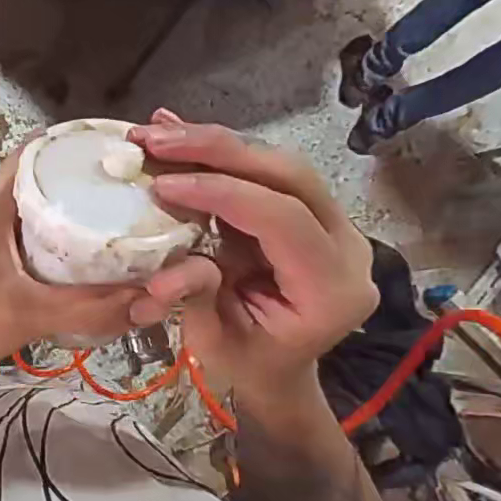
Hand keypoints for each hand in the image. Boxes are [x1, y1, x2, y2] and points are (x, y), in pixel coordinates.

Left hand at [0, 154, 141, 370]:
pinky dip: (63, 221)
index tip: (123, 148)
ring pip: (41, 195)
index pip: (37, 149)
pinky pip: (36, 219)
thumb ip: (91, 308)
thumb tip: (152, 297)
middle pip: (44, 169)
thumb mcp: (32, 314)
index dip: (78, 142)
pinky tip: (95, 237)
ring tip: (125, 200)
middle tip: (136, 178)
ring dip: (76, 196)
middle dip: (87, 170)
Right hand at [126, 110, 376, 412]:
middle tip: (155, 138)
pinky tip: (180, 133)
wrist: (277, 370)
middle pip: (289, 175)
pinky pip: (266, 173)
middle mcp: (345, 245)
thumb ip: (197, 301)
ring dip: (214, 144)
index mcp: (330, 287)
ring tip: (157, 130)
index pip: (283, 219)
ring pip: (278, 165)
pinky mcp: (307, 213)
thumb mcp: (215, 346)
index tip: (162, 185)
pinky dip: (220, 154)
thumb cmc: (246, 364)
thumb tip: (165, 271)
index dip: (222, 194)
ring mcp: (331, 224)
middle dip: (218, 149)